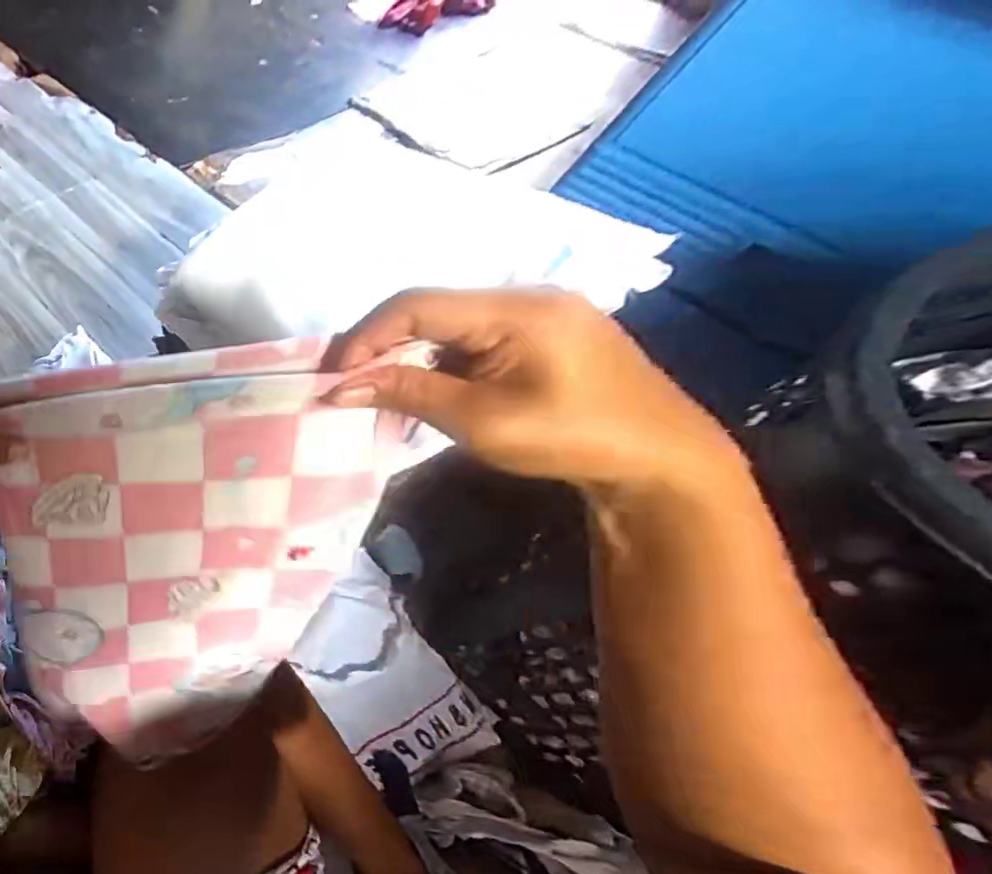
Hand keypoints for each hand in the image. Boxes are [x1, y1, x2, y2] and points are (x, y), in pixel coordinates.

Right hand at [321, 288, 742, 499]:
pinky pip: (473, 339)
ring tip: (378, 395)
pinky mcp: (541, 334)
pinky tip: (425, 391)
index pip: (416, 304)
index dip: (366, 336)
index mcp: (515, 308)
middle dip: (381, 347)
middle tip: (346, 387)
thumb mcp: (480, 421)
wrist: (658, 459)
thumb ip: (410, 393)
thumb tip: (342, 387)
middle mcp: (524, 297)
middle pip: (430, 310)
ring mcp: (536, 313)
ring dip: (408, 357)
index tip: (334, 378)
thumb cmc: (570, 439)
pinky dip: (439, 364)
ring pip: (448, 326)